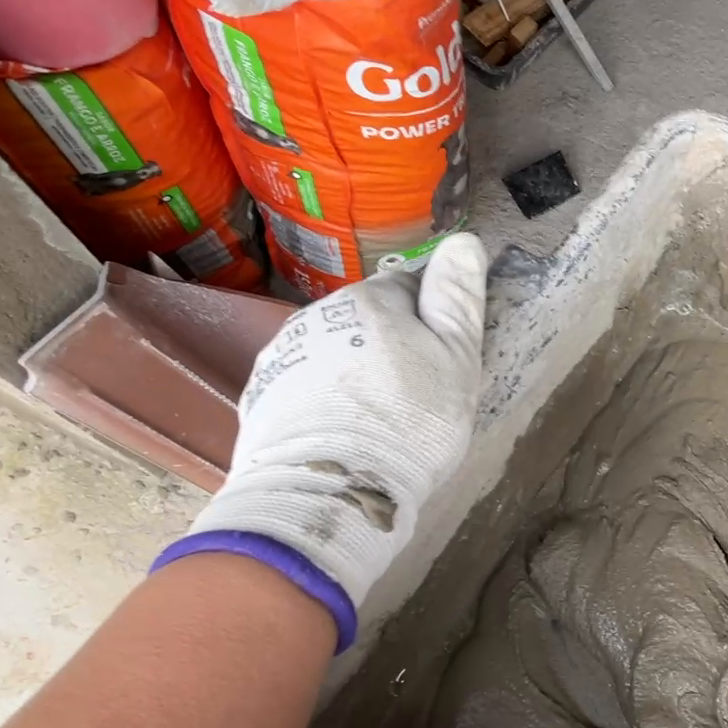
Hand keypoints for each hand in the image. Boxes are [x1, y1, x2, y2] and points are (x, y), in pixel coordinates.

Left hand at [156, 233, 489, 651]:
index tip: (445, 357)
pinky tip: (344, 432)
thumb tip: (464, 240)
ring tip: (379, 418)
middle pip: (367, 320)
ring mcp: (283, 357)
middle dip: (391, 344)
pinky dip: (326, 401)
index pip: (408, 286)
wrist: (332, 488)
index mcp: (370, 301)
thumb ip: (458, 300)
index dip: (433, 318)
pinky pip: (306, 387)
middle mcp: (318, 315)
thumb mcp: (456, 359)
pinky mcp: (262, 399)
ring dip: (356, 372)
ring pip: (334, 352)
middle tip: (418, 393)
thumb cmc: (410, 419)